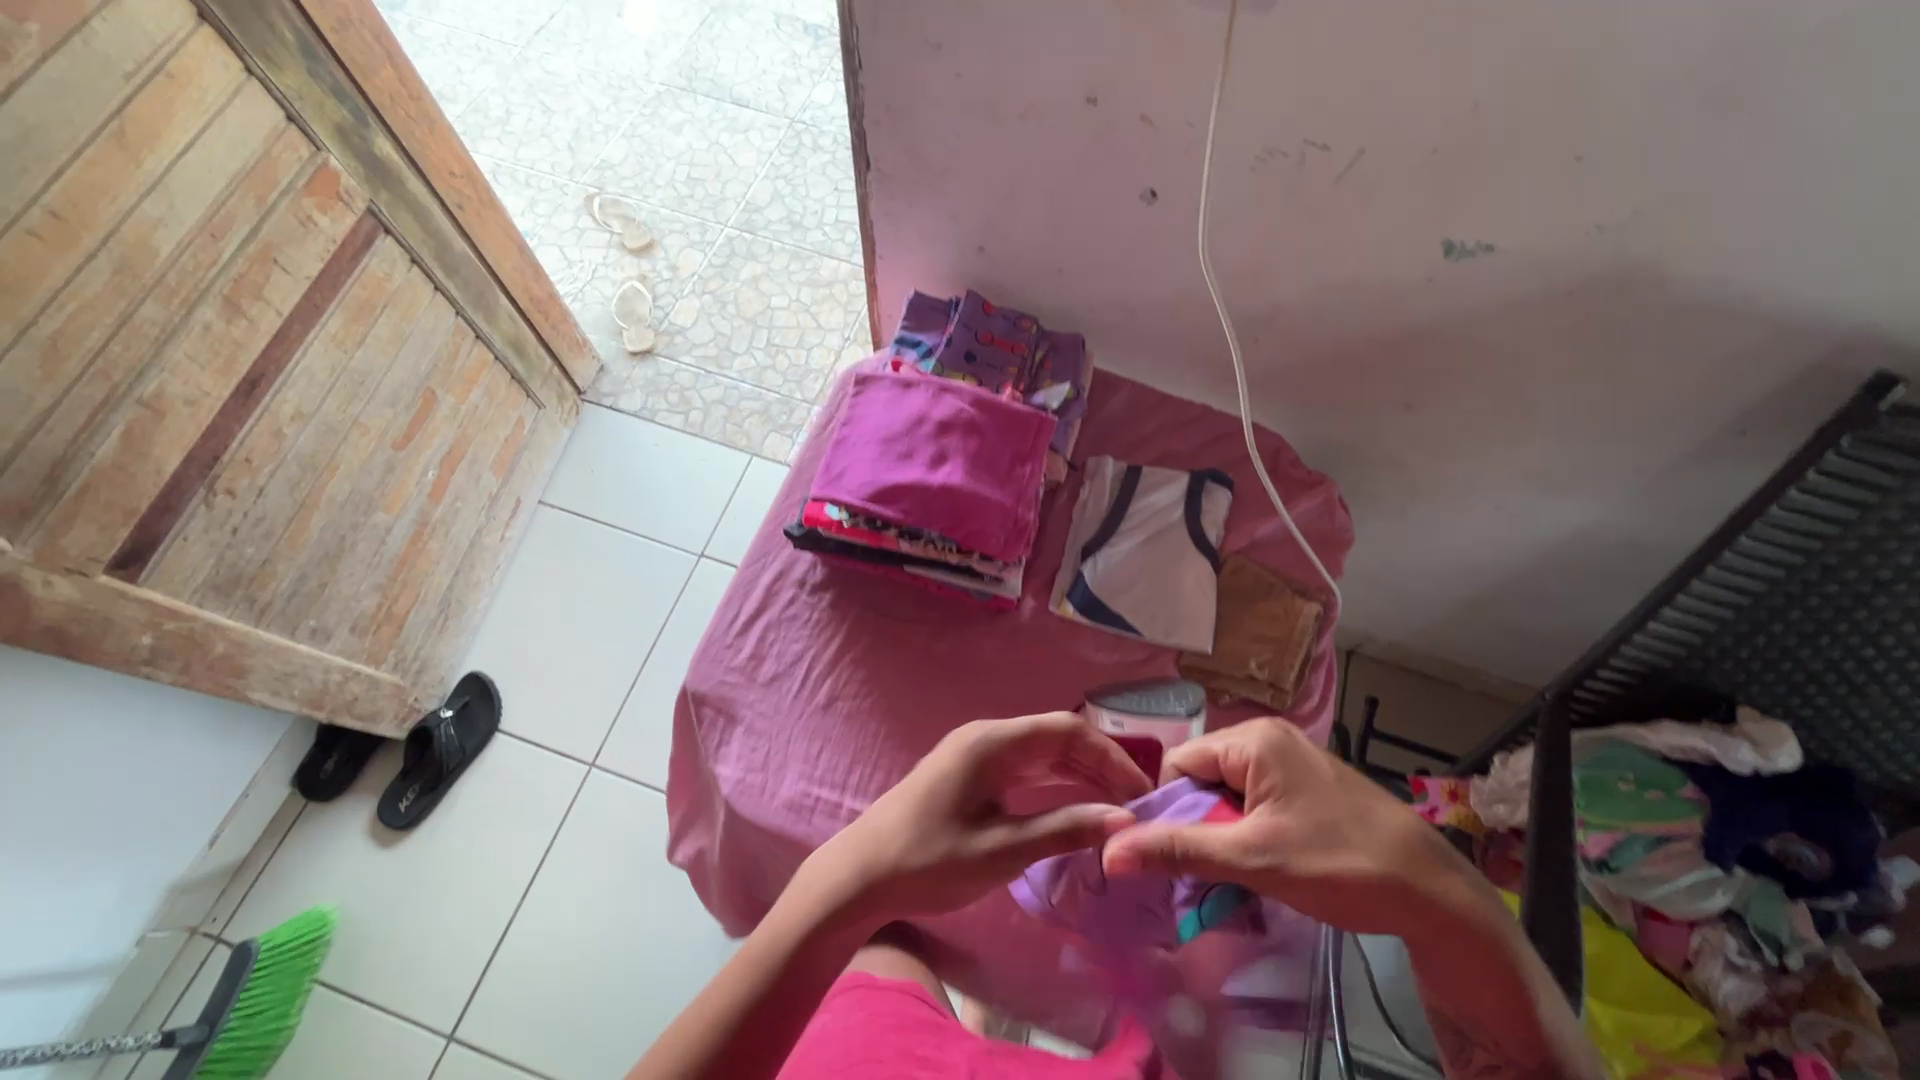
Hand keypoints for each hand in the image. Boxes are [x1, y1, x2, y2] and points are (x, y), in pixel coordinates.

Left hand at [802, 712, 1152, 926]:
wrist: (860, 875)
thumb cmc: (928, 860)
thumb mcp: (1002, 850)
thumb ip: (1064, 829)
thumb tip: (1124, 821)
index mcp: (992, 743)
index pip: (1067, 731)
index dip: (1110, 756)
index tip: (1142, 792)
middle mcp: (987, 738)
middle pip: (1057, 739)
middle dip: (1100, 767)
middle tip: (1137, 806)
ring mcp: (977, 756)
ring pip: (1042, 755)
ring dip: (1080, 777)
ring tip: (1117, 810)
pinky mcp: (971, 777)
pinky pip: (1025, 771)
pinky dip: (1055, 787)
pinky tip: (1077, 810)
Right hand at [1102, 718, 1483, 938]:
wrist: (1433, 893)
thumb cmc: (1338, 863)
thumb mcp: (1250, 858)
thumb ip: (1176, 851)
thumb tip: (1107, 852)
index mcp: (1252, 739)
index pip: (1178, 765)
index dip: (1170, 811)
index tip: (1180, 856)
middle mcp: (1269, 739)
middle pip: (1202, 781)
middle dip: (1199, 829)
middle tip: (1216, 873)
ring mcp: (1293, 762)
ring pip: (1228, 798)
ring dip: (1224, 839)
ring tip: (1243, 876)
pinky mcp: (1308, 788)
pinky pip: (1256, 806)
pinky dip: (1250, 837)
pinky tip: (1268, 868)